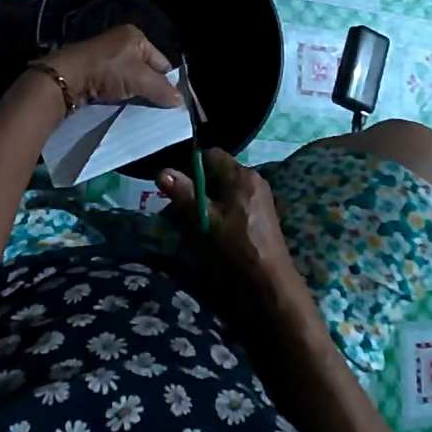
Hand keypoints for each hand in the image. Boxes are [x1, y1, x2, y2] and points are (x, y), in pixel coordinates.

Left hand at [38, 24, 180, 108]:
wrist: (67, 77)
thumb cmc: (107, 71)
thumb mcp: (140, 79)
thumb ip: (162, 90)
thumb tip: (180, 101)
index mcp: (136, 36)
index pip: (161, 62)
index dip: (165, 81)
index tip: (167, 100)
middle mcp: (122, 41)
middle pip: (146, 69)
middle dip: (149, 86)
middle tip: (152, 104)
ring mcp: (106, 54)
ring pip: (130, 77)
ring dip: (133, 91)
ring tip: (135, 105)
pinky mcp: (94, 68)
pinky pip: (115, 82)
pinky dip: (119, 92)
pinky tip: (119, 102)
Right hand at [157, 149, 297, 291]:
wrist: (270, 276)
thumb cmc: (238, 244)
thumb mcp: (207, 219)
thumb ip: (185, 194)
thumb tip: (162, 171)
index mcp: (241, 174)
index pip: (212, 155)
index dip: (192, 165)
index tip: (178, 184)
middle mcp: (254, 177)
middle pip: (220, 170)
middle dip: (200, 184)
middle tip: (183, 205)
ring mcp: (261, 193)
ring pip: (228, 185)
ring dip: (211, 197)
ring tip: (197, 218)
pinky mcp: (263, 208)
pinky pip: (238, 197)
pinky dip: (224, 205)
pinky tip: (216, 225)